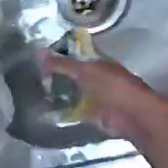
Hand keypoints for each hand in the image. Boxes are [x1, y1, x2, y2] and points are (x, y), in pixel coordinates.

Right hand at [39, 50, 167, 144]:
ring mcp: (96, 96)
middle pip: (73, 74)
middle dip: (56, 76)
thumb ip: (63, 64)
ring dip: (59, 93)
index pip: (75, 55)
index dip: (59, 56)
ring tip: (37, 93)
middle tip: (34, 77)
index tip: (38, 59)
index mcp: (98, 63)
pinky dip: (64, 110)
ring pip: (73, 92)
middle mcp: (97, 77)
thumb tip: (39, 52)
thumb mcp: (86, 71)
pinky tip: (48, 110)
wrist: (134, 116)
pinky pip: (76, 110)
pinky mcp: (95, 114)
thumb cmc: (113, 87)